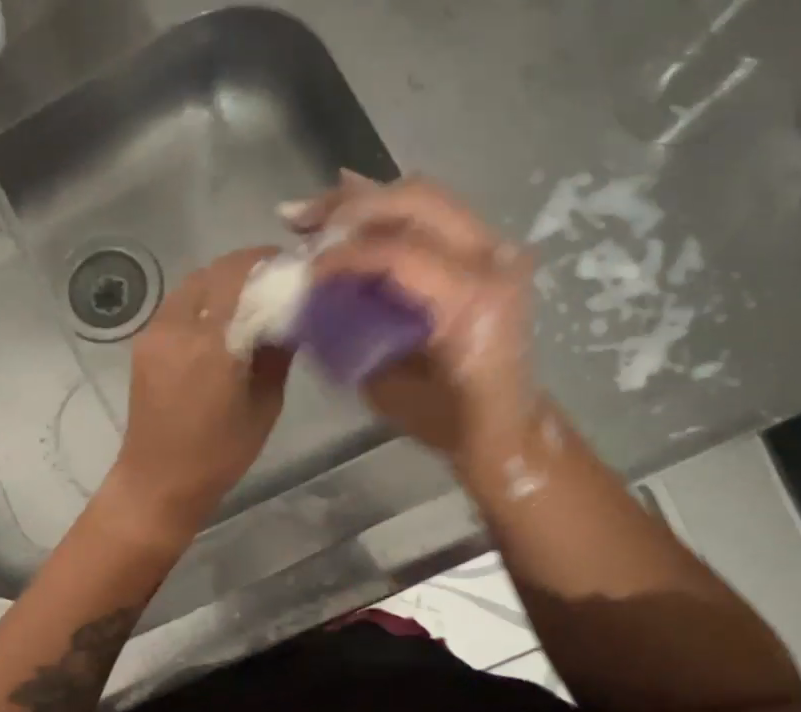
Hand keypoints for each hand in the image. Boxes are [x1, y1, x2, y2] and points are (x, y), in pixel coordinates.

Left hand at [106, 247, 292, 539]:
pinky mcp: (143, 345)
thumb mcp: (265, 404)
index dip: (269, 262)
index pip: (240, 274)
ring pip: (192, 285)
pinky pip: (177, 307)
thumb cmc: (218, 454)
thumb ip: (278, 352)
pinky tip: (223, 321)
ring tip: (251, 300)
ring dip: (222, 283)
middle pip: (213, 273)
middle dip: (246, 269)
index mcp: (211, 341)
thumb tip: (291, 316)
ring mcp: (154, 334)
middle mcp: (176, 327)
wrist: (157, 481)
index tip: (294, 267)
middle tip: (275, 283)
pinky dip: (202, 301)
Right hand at [284, 173, 537, 460]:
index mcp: (470, 300)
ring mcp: (494, 248)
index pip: (397, 253)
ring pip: (423, 197)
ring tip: (312, 216)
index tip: (300, 271)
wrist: (502, 424)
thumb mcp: (386, 383)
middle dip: (348, 207)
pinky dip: (385, 214)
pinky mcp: (485, 250)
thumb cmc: (441, 418)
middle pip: (414, 201)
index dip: (340, 256)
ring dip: (363, 203)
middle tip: (297, 221)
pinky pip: (432, 215)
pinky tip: (344, 219)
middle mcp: (491, 260)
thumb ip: (357, 327)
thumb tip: (312, 293)